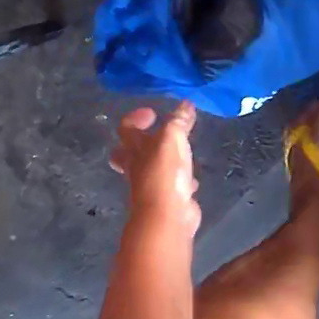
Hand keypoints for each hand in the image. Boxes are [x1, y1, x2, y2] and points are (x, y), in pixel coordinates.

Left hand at [108, 102, 199, 231]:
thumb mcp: (172, 138)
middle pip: (128, 153)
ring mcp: (151, 186)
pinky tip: (193, 180)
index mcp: (134, 149)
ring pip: (152, 169)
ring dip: (164, 161)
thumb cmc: (164, 172)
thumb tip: (186, 104)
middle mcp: (137, 167)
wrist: (167, 215)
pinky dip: (180, 181)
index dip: (135, 118)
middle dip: (140, 143)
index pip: (125, 128)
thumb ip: (179, 121)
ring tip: (182, 153)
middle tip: (157, 135)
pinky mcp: (166, 200)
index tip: (153, 113)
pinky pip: (171, 186)